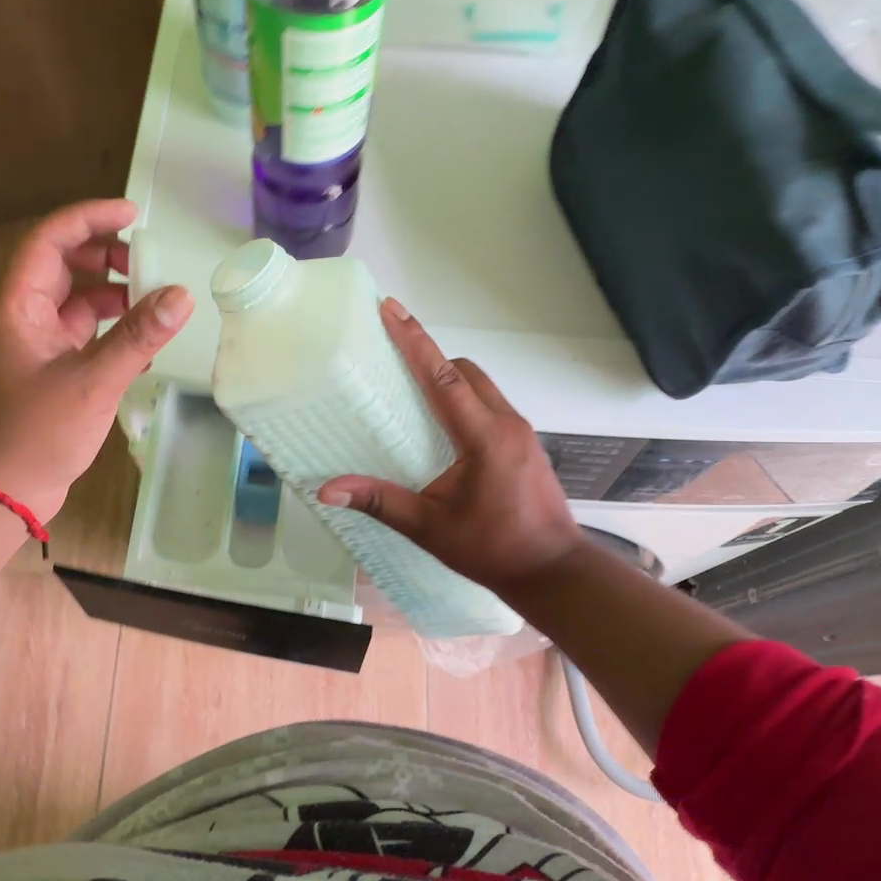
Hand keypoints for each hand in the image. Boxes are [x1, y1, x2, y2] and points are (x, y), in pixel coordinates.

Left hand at [0, 199, 193, 521]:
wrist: (6, 491)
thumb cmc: (38, 434)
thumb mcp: (93, 381)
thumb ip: (137, 336)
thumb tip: (181, 295)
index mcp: (18, 307)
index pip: (49, 240)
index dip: (89, 219)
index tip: (133, 215)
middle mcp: (22, 317)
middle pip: (62, 265)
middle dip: (105, 257)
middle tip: (148, 262)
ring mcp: (35, 345)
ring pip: (75, 300)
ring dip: (112, 296)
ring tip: (153, 303)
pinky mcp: (49, 370)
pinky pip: (82, 334)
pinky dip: (111, 331)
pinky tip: (142, 346)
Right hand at [319, 298, 589, 598]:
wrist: (552, 570)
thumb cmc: (493, 549)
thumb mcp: (430, 528)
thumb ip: (381, 503)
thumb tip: (328, 491)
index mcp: (484, 436)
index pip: (443, 376)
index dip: (414, 341)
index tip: (391, 310)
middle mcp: (507, 424)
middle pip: (466, 372)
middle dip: (431, 358)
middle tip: (394, 359)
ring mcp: (522, 434)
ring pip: (482, 387)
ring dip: (450, 380)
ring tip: (413, 393)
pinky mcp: (526, 447)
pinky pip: (491, 406)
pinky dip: (465, 401)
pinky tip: (444, 429)